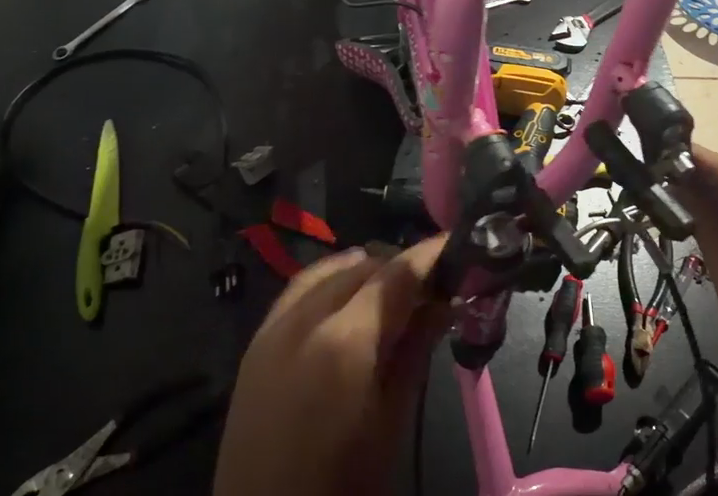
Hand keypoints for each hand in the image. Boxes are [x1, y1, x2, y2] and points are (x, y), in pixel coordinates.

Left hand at [213, 236, 449, 495]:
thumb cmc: (342, 483)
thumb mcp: (391, 422)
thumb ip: (415, 352)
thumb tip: (444, 304)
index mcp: (343, 342)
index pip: (396, 275)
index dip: (431, 255)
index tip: (460, 245)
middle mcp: (305, 319)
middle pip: (363, 266)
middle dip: (403, 266)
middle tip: (438, 284)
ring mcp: (274, 326)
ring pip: (330, 270)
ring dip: (367, 270)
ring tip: (398, 290)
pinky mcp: (256, 340)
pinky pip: (300, 289)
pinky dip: (331, 280)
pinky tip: (351, 296)